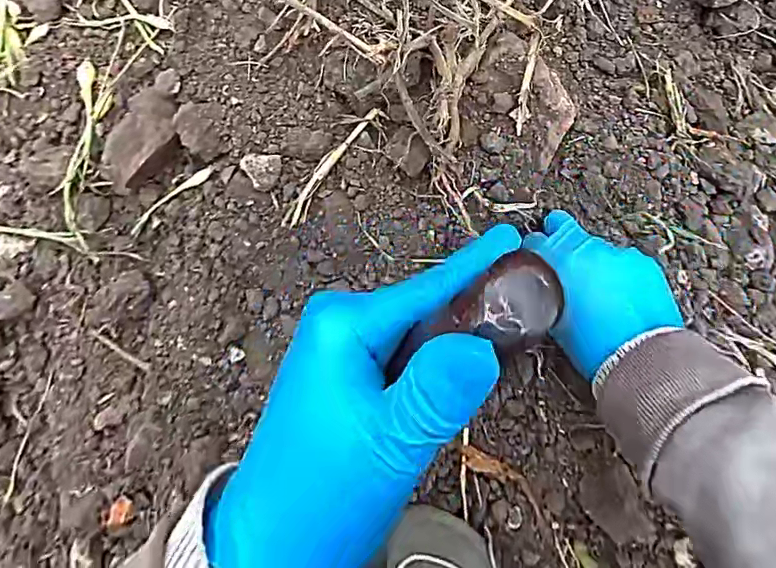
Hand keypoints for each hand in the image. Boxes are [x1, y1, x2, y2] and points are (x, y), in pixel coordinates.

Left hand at [205, 225, 520, 567]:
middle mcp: (339, 322)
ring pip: (417, 336)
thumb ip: (435, 392)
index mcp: (344, 323)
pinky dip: (427, 371)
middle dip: (466, 322)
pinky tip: (433, 399)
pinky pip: (402, 356)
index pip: (429, 288)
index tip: (510, 239)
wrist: (265, 549)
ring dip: (446, 353)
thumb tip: (481, 347)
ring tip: (467, 378)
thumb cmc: (317, 499)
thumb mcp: (388, 443)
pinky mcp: (345, 372)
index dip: (477, 265)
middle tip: (507, 331)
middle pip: (426, 309)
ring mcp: (340, 347)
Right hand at [520, 210, 682, 380]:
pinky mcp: (644, 263)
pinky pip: (625, 261)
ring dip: (595, 262)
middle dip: (562, 240)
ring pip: (599, 249)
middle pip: (570, 234)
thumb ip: (550, 293)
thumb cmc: (597, 349)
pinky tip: (621, 294)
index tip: (536, 248)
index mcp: (565, 263)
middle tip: (560, 250)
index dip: (535, 245)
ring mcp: (620, 254)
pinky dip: (620, 272)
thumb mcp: (558, 321)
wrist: (642, 358)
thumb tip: (548, 286)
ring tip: (598, 289)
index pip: (540, 240)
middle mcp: (592, 251)